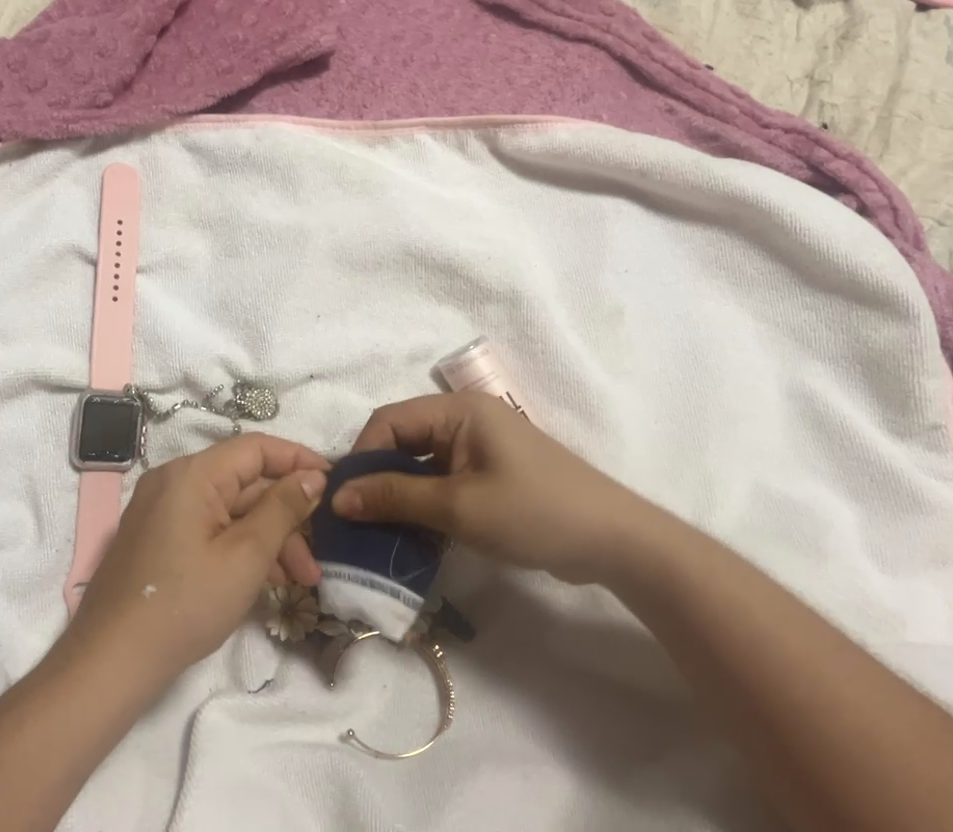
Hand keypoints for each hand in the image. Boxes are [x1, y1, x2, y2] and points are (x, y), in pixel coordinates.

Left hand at [62, 434, 329, 683]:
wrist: (112, 659)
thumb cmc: (186, 603)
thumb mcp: (246, 555)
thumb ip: (283, 509)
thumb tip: (313, 476)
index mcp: (192, 474)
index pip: (256, 448)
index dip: (299, 460)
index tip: (334, 484)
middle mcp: (174, 482)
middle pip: (245, 483)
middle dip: (287, 517)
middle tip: (320, 557)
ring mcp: (162, 511)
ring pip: (230, 511)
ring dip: (269, 538)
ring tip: (301, 581)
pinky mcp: (158, 540)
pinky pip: (210, 529)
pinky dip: (240, 548)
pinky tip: (267, 583)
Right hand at [336, 392, 662, 585]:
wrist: (615, 542)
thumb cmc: (535, 513)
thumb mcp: (458, 507)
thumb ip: (395, 497)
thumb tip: (338, 498)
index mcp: (459, 410)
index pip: (389, 421)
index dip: (361, 458)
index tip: (342, 501)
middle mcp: (465, 420)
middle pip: (401, 442)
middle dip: (376, 480)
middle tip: (353, 523)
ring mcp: (478, 449)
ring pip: (418, 467)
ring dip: (397, 498)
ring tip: (376, 536)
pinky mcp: (488, 477)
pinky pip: (440, 484)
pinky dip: (422, 507)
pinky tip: (409, 539)